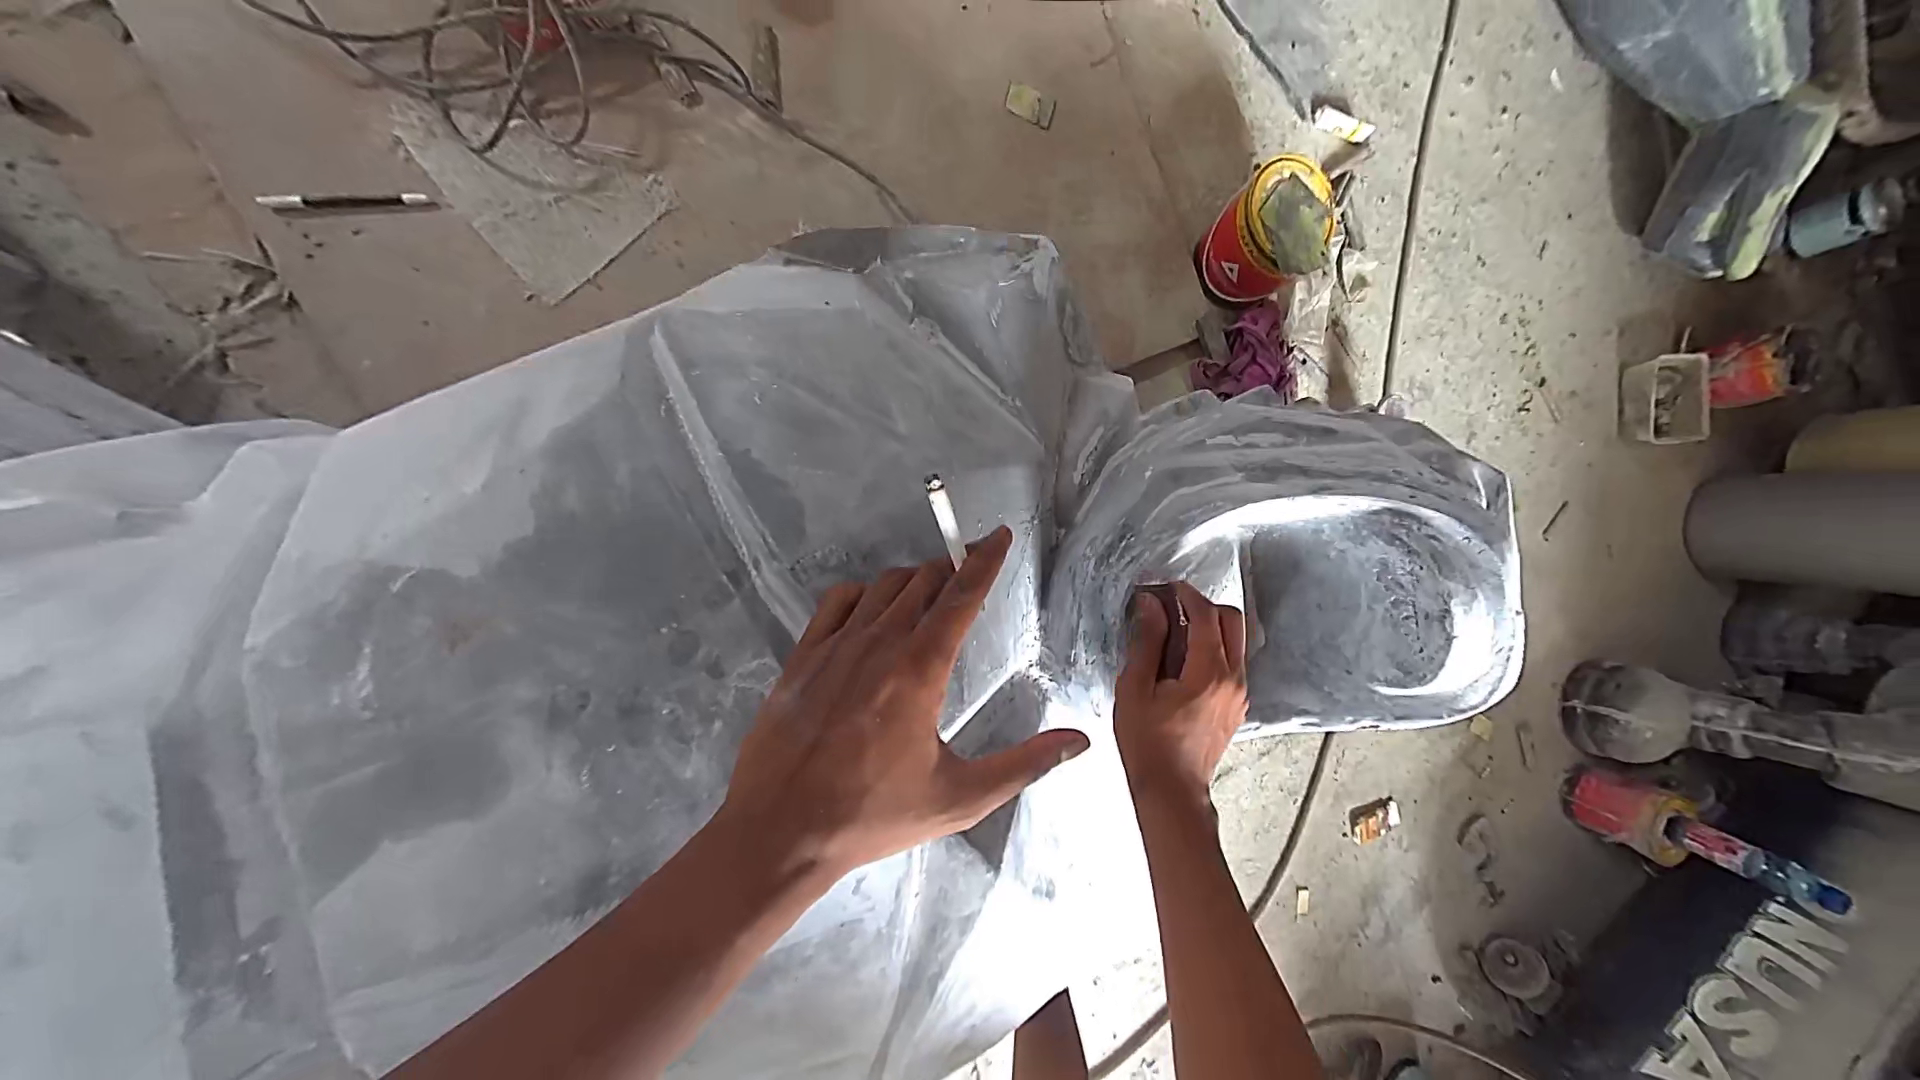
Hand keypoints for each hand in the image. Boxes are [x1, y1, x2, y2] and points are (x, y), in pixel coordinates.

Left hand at [716, 526, 1091, 879]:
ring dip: (913, 580)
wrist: (780, 829)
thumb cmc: (872, 815)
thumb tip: (1078, 741)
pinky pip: (839, 599)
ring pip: (883, 585)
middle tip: (968, 578)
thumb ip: (1023, 765)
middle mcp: (879, 643)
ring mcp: (836, 644)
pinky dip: (864, 593)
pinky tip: (872, 612)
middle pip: (923, 581)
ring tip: (928, 595)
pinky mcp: (804, 654)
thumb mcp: (958, 798)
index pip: (961, 597)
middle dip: (952, 570)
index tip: (1000, 536)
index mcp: (920, 670)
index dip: (985, 562)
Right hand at [1114, 582, 1247, 806]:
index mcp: (1209, 673)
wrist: (1171, 790)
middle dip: (1203, 606)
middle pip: (1232, 621)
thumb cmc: (1147, 742)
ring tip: (1171, 635)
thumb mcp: (1136, 688)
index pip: (1206, 616)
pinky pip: (1231, 663)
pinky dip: (1211, 650)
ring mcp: (1239, 694)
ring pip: (1235, 642)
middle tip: (1171, 607)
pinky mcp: (1236, 706)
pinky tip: (1180, 661)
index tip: (1165, 589)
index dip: (1185, 595)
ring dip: (1208, 628)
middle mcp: (1234, 680)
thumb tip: (1151, 605)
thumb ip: (1147, 642)